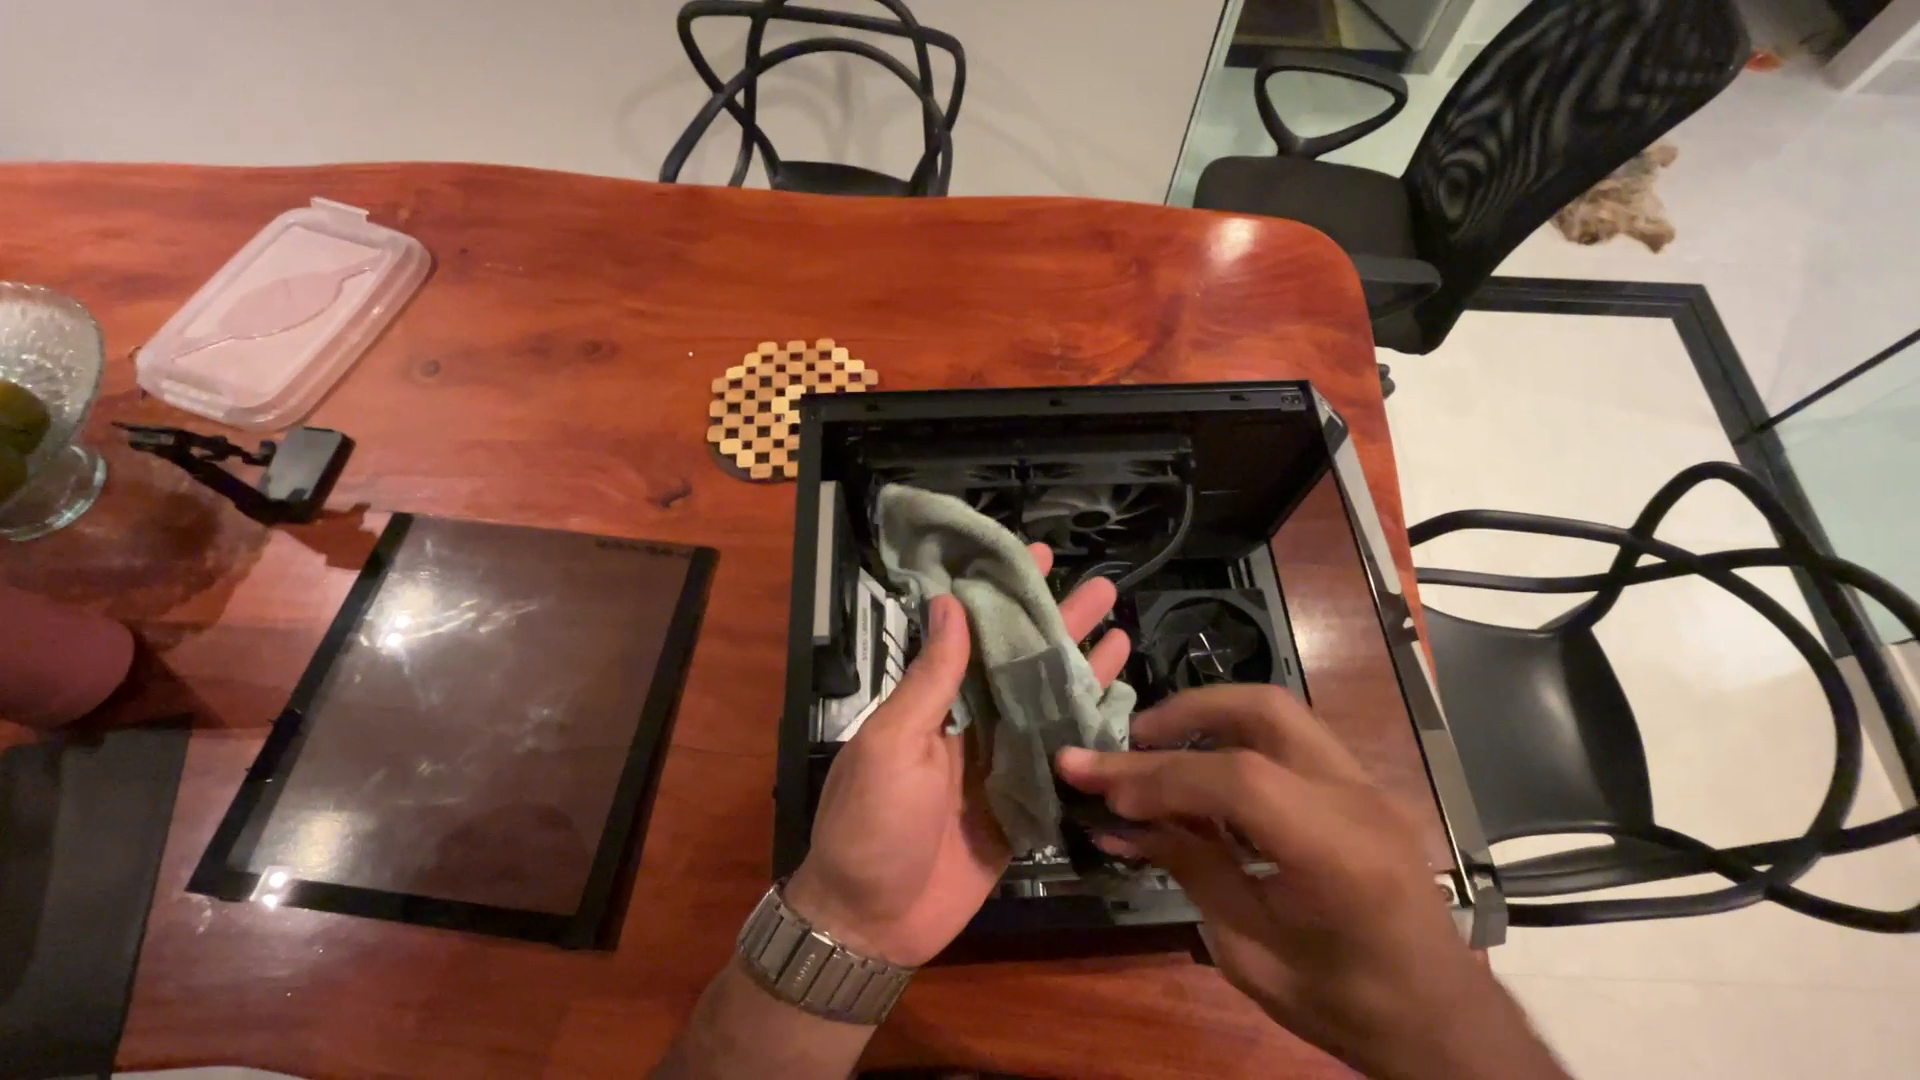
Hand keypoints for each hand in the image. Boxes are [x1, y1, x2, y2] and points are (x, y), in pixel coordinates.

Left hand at [786, 544, 1129, 966]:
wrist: (872, 920)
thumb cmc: (870, 822)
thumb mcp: (891, 743)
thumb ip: (930, 679)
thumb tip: (949, 603)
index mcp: (937, 701)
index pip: (977, 633)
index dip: (1004, 595)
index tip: (1034, 556)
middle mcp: (974, 723)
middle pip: (1024, 664)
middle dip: (1060, 625)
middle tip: (1102, 587)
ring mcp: (1002, 764)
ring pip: (1049, 705)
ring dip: (1081, 670)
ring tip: (1120, 631)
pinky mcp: (1024, 805)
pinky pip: (1061, 761)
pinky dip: (1089, 734)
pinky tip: (1120, 707)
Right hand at [1055, 686, 1566, 1079]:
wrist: (1440, 1022)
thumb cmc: (1343, 1002)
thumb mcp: (1249, 950)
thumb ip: (1188, 868)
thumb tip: (1117, 821)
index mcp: (1337, 852)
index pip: (1238, 780)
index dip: (1160, 777)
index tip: (1101, 788)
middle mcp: (1356, 799)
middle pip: (1264, 711)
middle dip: (1186, 712)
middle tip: (1130, 739)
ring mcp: (1364, 786)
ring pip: (1278, 712)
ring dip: (1208, 716)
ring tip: (1155, 745)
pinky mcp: (1359, 787)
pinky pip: (1287, 739)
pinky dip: (1234, 738)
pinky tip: (1201, 770)